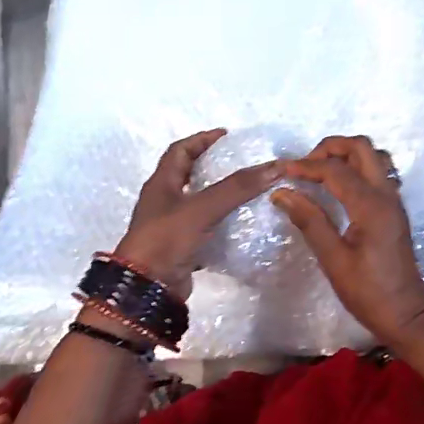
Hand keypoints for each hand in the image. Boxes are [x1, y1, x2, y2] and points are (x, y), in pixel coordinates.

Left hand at [115, 129, 279, 298]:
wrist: (148, 287)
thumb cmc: (167, 239)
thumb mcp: (202, 208)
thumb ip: (237, 188)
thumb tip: (275, 167)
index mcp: (161, 184)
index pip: (180, 151)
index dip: (201, 140)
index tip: (226, 136)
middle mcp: (164, 202)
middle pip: (188, 176)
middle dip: (213, 167)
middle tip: (241, 164)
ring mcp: (171, 227)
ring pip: (198, 205)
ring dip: (219, 198)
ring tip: (247, 193)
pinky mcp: (181, 249)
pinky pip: (204, 231)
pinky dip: (221, 226)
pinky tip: (242, 227)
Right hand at [272, 135, 423, 343]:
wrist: (405, 313)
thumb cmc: (367, 292)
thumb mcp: (333, 259)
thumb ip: (309, 221)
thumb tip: (282, 193)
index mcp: (371, 206)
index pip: (335, 169)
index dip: (305, 166)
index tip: (281, 171)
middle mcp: (387, 195)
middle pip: (362, 147)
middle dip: (330, 148)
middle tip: (304, 167)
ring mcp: (394, 201)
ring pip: (373, 157)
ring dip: (345, 156)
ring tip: (319, 174)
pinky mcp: (393, 210)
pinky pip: (377, 173)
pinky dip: (355, 169)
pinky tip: (336, 189)